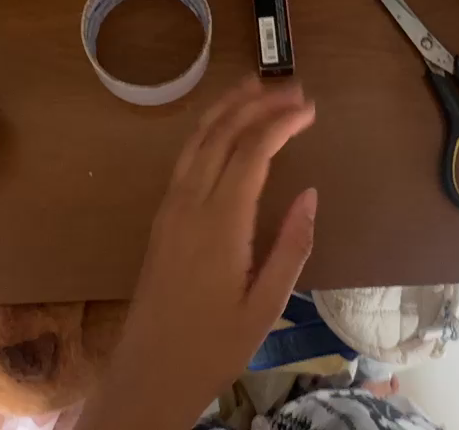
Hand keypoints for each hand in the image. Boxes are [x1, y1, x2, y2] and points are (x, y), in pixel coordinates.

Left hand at [79, 78, 317, 429]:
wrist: (148, 372)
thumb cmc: (213, 345)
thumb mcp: (266, 307)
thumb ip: (291, 246)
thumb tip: (310, 193)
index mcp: (220, 222)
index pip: (252, 151)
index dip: (281, 122)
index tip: (309, 109)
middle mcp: (190, 201)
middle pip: (223, 132)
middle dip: (258, 103)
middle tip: (292, 89)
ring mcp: (171, 204)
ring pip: (198, 138)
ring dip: (228, 107)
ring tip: (255, 86)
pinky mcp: (163, 214)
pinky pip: (186, 156)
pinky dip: (209, 129)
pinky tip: (224, 126)